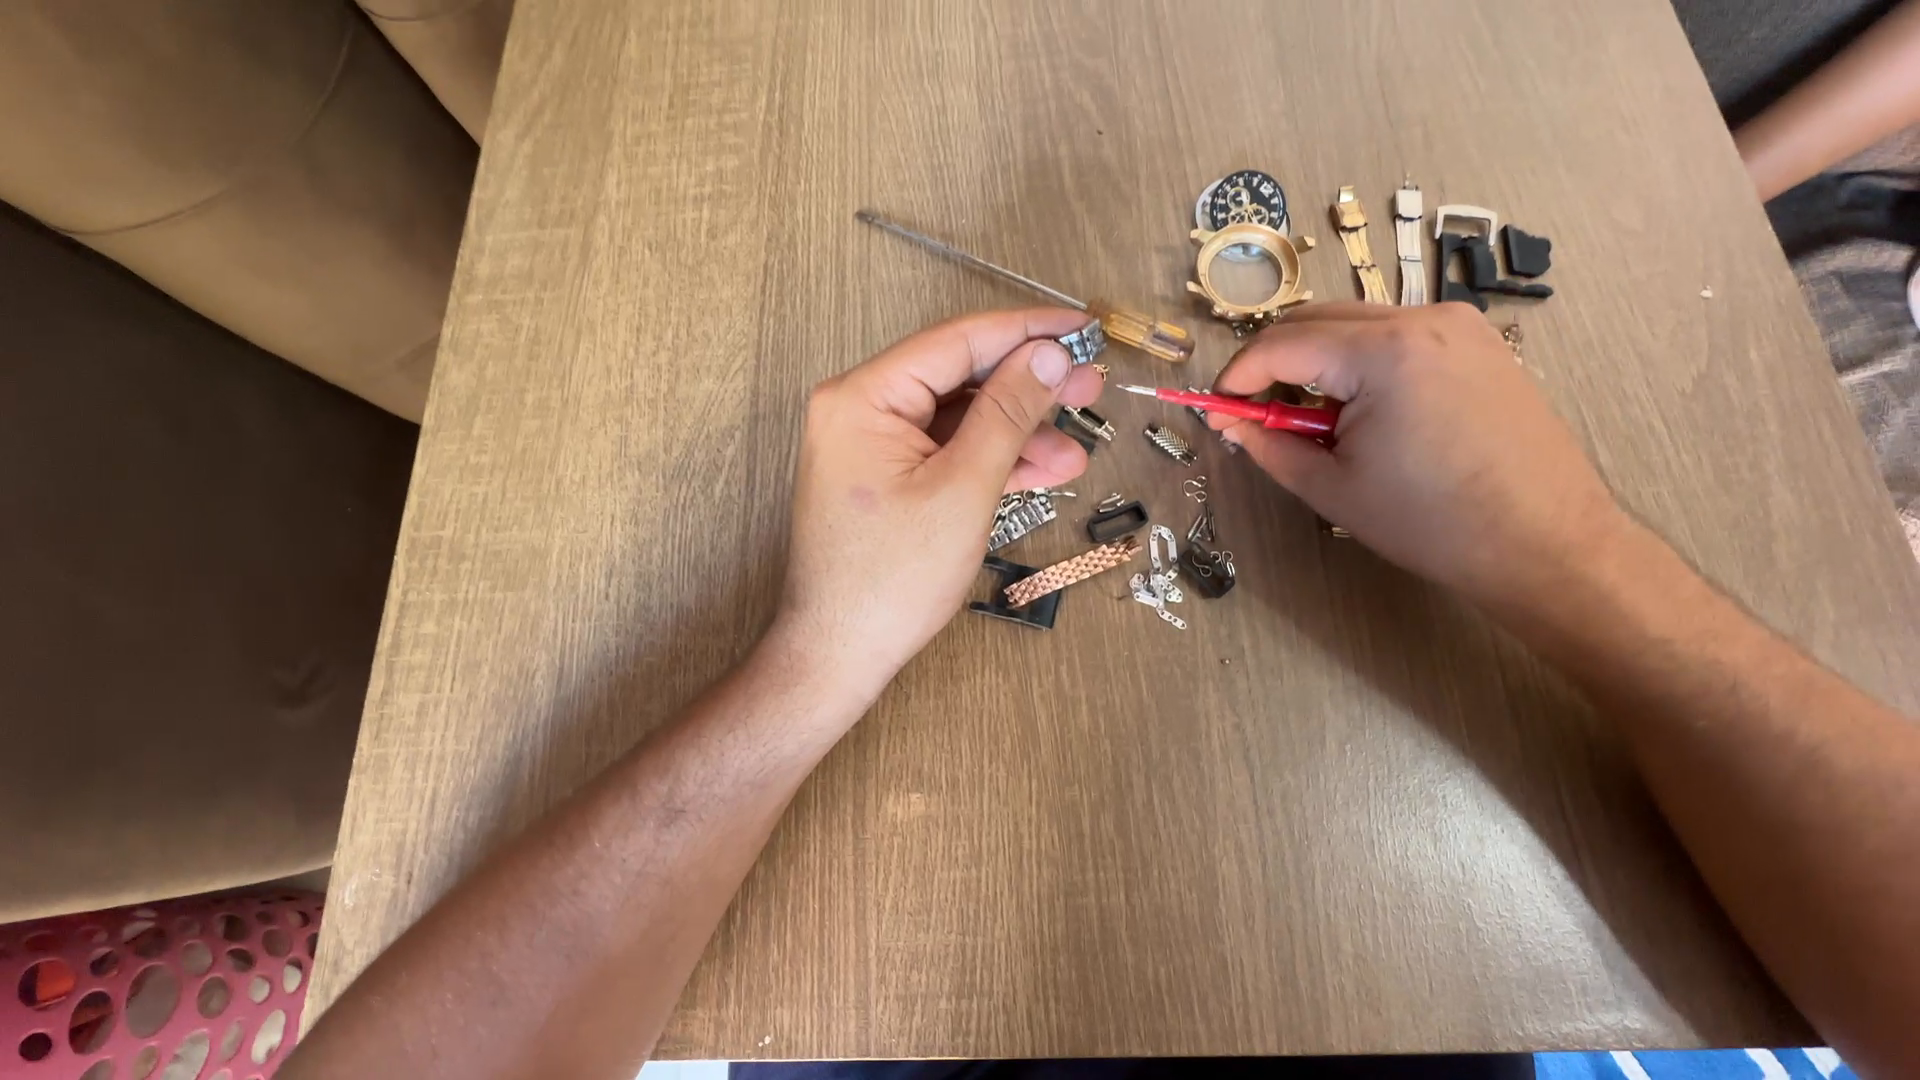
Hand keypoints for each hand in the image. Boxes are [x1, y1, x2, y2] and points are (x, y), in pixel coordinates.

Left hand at [774, 308, 1103, 691]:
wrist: (840, 654)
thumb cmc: (890, 581)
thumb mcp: (963, 489)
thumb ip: (1008, 413)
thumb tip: (1050, 354)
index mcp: (863, 397)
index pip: (957, 341)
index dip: (1027, 331)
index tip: (1083, 328)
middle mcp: (859, 408)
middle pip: (959, 377)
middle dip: (1028, 386)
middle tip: (1090, 385)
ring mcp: (871, 444)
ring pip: (958, 418)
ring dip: (1018, 432)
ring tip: (1075, 449)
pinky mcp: (885, 475)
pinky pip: (945, 451)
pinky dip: (990, 460)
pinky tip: (1042, 468)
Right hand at [1209, 302, 1627, 610]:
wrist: (1544, 542)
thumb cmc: (1430, 522)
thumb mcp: (1331, 487)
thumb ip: (1269, 444)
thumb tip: (1227, 421)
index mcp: (1383, 353)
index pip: (1281, 344)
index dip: (1237, 376)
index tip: (1216, 410)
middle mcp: (1422, 318)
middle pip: (1314, 319)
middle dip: (1272, 362)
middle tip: (1254, 413)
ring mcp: (1457, 324)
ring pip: (1353, 323)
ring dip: (1314, 361)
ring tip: (1310, 419)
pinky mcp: (1476, 341)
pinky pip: (1393, 333)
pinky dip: (1357, 360)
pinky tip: (1360, 409)